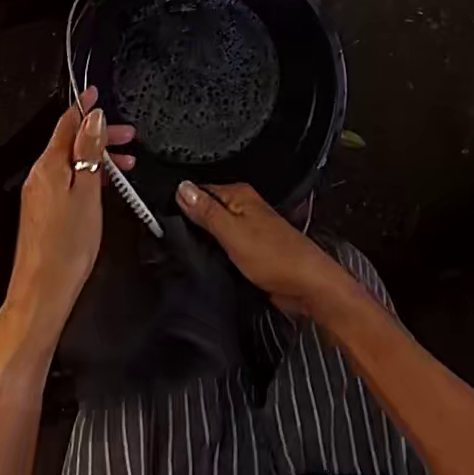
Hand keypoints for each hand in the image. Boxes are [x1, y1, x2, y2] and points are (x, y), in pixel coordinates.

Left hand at [0, 87, 135, 349]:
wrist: (42, 294)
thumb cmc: (66, 248)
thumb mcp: (87, 191)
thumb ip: (89, 152)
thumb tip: (93, 118)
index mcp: (48, 166)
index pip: (67, 123)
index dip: (84, 106)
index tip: (95, 92)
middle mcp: (39, 176)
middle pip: (70, 142)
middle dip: (99, 135)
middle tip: (127, 135)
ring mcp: (40, 195)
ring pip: (71, 162)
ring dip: (98, 157)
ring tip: (125, 162)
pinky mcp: (43, 212)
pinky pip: (67, 180)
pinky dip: (88, 175)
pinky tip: (105, 186)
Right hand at [175, 181, 359, 316]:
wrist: (307, 285)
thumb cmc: (278, 257)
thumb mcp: (232, 232)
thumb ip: (206, 211)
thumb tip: (183, 188)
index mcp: (240, 195)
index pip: (200, 190)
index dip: (182, 203)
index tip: (166, 217)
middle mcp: (245, 208)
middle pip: (207, 210)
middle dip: (192, 223)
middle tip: (177, 239)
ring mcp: (249, 229)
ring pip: (216, 230)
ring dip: (205, 240)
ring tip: (192, 251)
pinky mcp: (252, 250)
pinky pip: (226, 246)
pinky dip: (217, 253)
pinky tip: (210, 263)